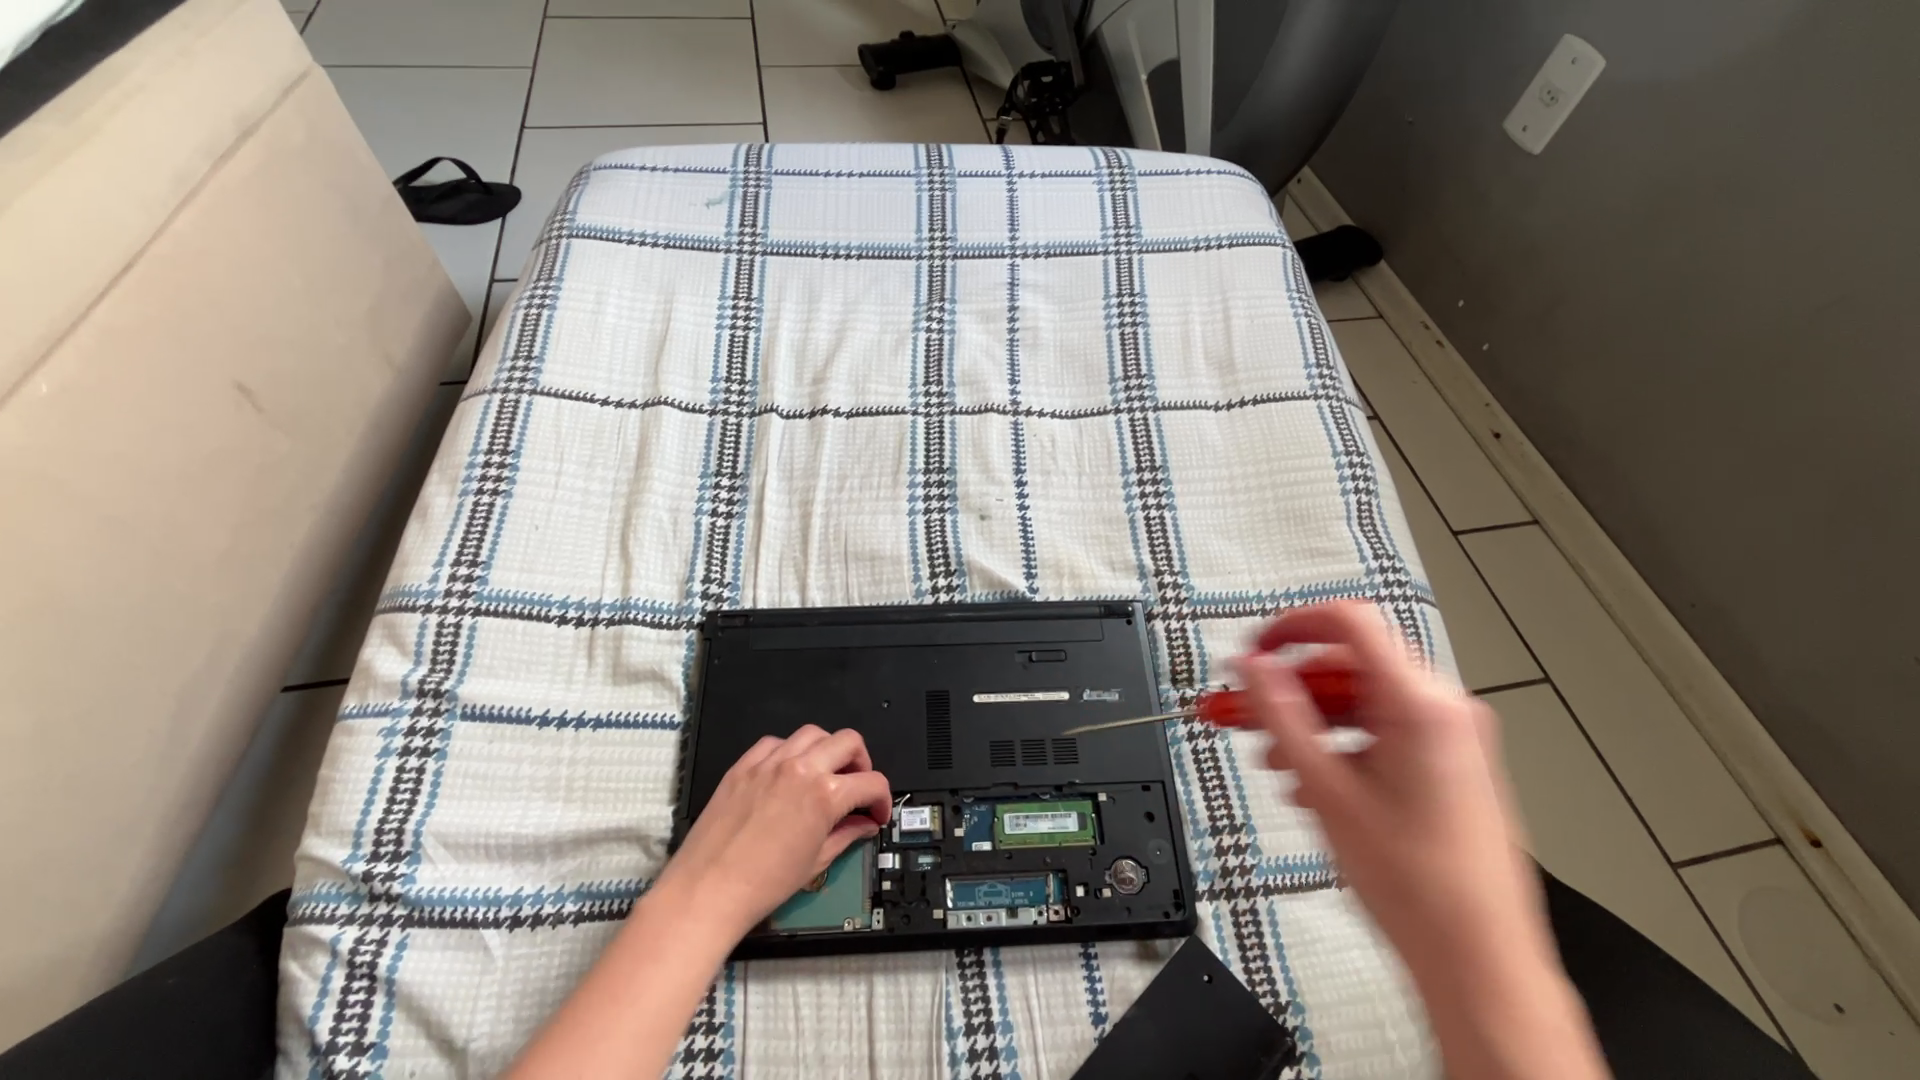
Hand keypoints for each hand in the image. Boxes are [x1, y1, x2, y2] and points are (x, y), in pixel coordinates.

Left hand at [654, 725, 892, 939]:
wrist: (708, 889)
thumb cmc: (764, 883)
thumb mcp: (817, 861)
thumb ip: (847, 834)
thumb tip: (865, 824)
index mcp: (825, 794)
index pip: (872, 782)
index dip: (883, 799)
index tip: (877, 813)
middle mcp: (800, 768)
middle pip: (849, 741)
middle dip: (862, 762)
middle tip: (857, 786)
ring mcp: (770, 762)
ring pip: (813, 733)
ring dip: (827, 750)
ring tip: (824, 773)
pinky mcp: (743, 765)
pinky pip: (775, 742)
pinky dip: (789, 751)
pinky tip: (787, 772)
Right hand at [1233, 601, 1543, 982]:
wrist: (1479, 956)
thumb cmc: (1418, 884)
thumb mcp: (1327, 789)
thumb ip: (1280, 716)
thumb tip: (1252, 668)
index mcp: (1420, 704)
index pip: (1349, 622)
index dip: (1291, 627)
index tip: (1255, 651)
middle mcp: (1445, 711)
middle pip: (1351, 667)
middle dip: (1291, 689)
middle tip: (1244, 712)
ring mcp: (1453, 739)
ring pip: (1364, 703)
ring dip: (1311, 721)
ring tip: (1274, 758)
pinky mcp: (1450, 765)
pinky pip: (1384, 732)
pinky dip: (1341, 744)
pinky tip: (1312, 782)